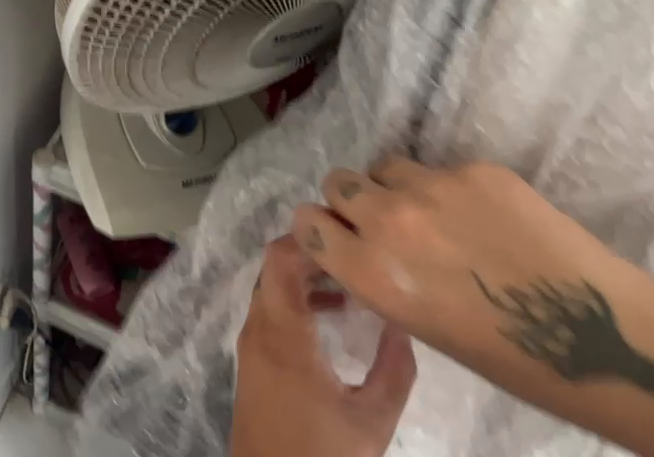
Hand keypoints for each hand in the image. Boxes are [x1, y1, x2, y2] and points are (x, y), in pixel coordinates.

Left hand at [231, 237, 416, 456]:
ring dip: (307, 279)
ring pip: (273, 289)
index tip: (349, 234)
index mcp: (282, 331)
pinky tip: (334, 317)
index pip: (281, 257)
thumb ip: (394, 367)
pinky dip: (298, 302)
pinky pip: (271, 313)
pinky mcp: (253, 363)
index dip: (310, 237)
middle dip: (316, 255)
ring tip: (354, 285)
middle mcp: (258, 328)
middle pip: (276, 268)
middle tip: (360, 254)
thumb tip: (402, 319)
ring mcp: (251, 346)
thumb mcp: (373, 419)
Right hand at [291, 160, 645, 378]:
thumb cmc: (507, 356)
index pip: (308, 223)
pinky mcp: (475, 169)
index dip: (320, 227)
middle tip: (386, 222)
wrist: (596, 334)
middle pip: (339, 182)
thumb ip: (378, 276)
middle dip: (353, 200)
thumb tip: (365, 249)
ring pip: (387, 167)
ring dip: (398, 187)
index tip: (337, 234)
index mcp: (370, 272)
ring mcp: (433, 187)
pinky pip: (441, 169)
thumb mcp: (419, 324)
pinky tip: (485, 219)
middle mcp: (388, 220)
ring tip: (436, 215)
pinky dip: (451, 190)